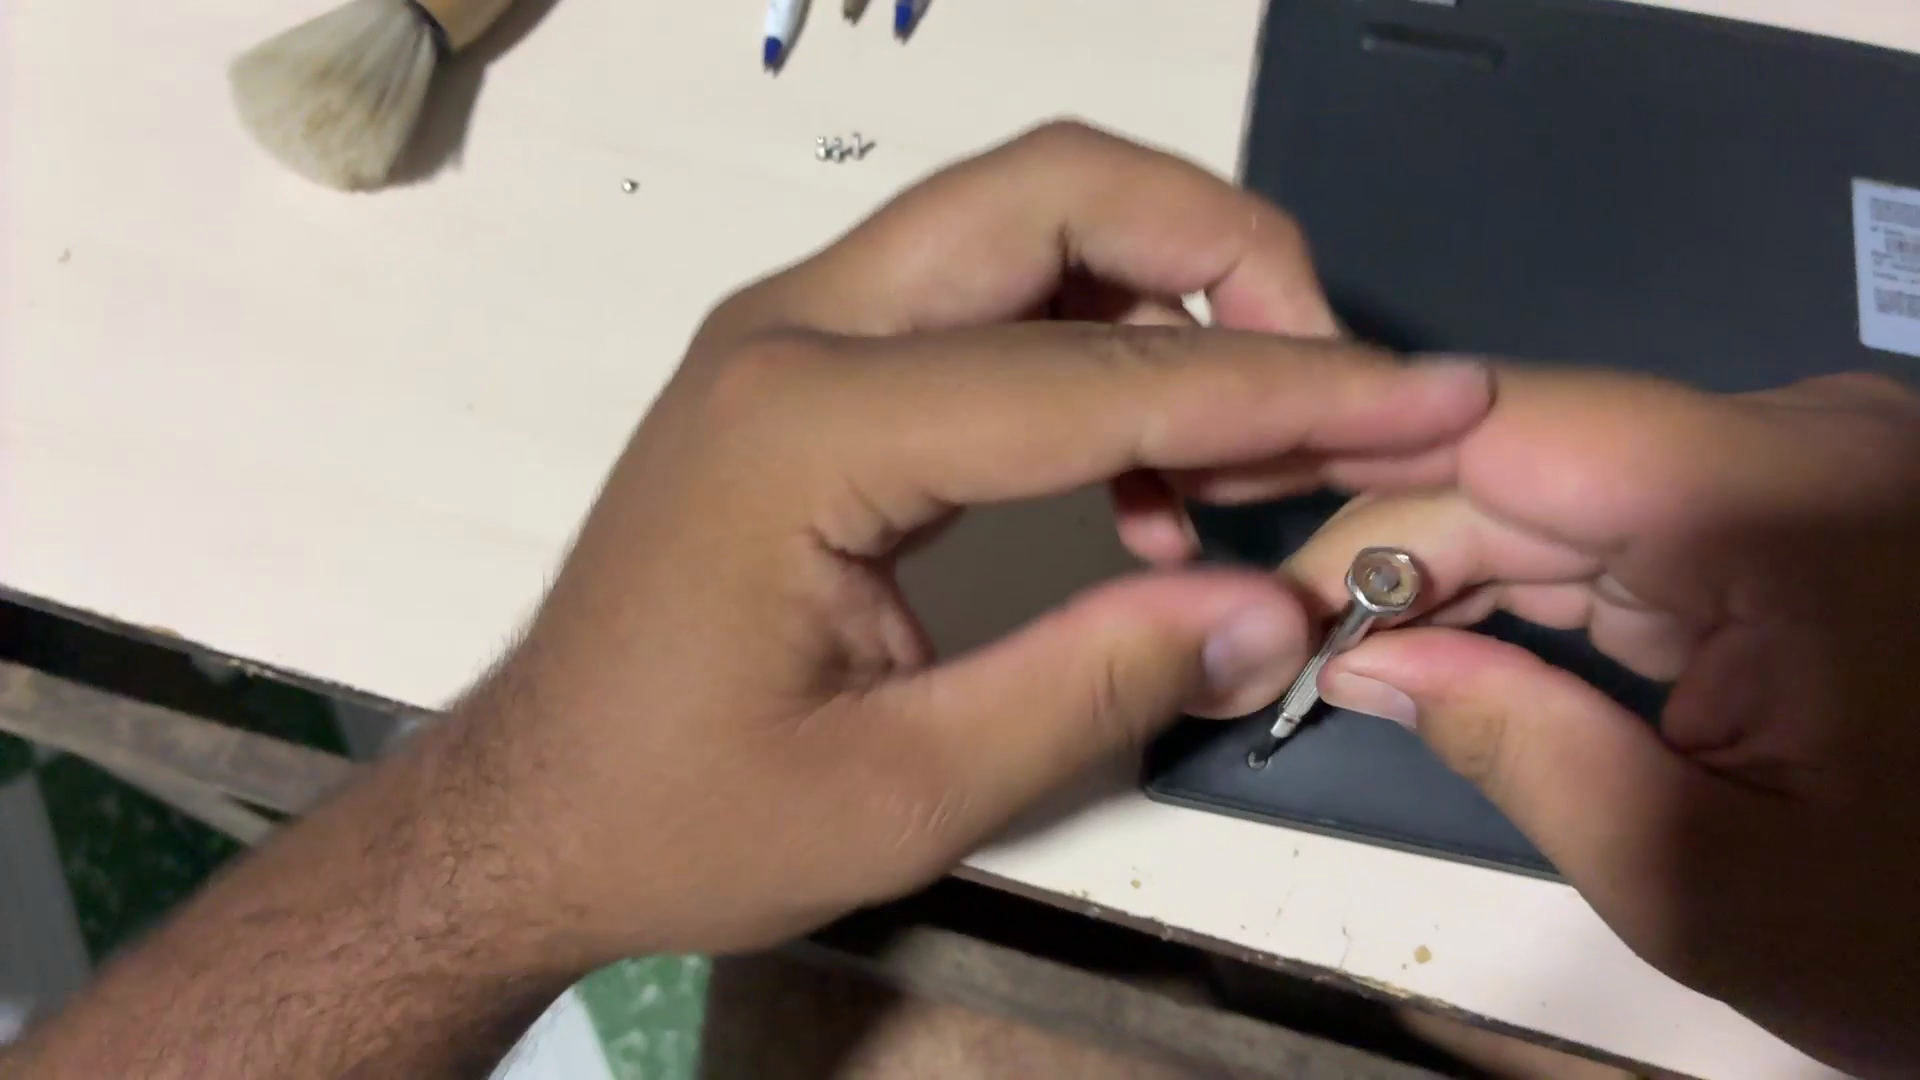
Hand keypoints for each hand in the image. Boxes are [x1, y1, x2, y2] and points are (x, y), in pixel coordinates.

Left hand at [460, 122, 1495, 961]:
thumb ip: (1094, 686)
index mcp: (808, 429)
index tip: (1427, 396)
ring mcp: (794, 334)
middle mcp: (795, 332)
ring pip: (1022, 227)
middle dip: (1224, 255)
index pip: (1092, 373)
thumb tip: (1276, 610)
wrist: (540, 804)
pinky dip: (1092, 354)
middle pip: (1052, 194)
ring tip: (1236, 453)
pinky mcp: (807, 370)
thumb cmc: (689, 815)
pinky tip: (1135, 482)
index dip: (1281, 386)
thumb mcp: (902, 790)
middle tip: (1327, 375)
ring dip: (1163, 297)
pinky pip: (983, 304)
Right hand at [1277, 367, 1919, 1075]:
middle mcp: (1783, 445)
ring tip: (1358, 655)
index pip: (1506, 435)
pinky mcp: (1756, 498)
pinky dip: (1490, 581)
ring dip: (1427, 574)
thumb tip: (1353, 665)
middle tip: (1303, 646)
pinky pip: (1573, 517)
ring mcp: (1773, 463)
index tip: (1281, 587)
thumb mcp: (1706, 879)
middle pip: (1501, 463)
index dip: (1367, 491)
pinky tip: (1441, 640)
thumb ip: (1510, 748)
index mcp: (1786, 510)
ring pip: (1523, 487)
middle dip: (1384, 559)